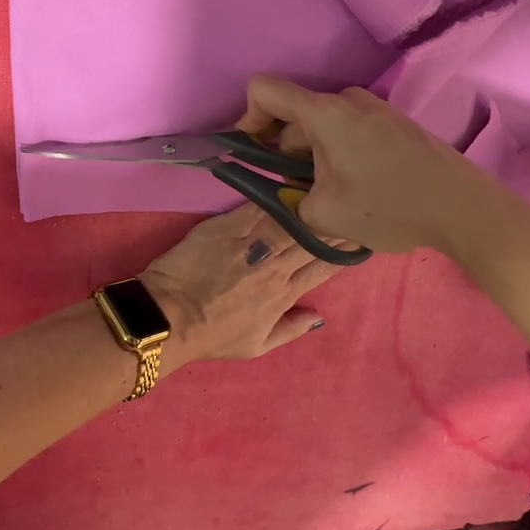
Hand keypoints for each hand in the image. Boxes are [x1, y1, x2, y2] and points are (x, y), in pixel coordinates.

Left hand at [137, 203, 341, 366]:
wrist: (171, 316)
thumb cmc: (211, 335)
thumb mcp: (257, 345)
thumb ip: (291, 329)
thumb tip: (318, 317)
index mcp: (285, 294)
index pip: (323, 267)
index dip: (344, 250)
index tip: (358, 234)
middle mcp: (275, 266)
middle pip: (312, 239)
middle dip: (331, 222)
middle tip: (348, 203)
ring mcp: (251, 244)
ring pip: (289, 220)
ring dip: (308, 205)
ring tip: (326, 188)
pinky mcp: (225, 226)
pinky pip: (256, 207)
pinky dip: (274, 196)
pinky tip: (289, 184)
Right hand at [235, 75, 517, 254]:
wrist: (466, 210)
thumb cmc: (389, 206)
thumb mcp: (325, 215)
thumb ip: (290, 202)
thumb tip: (289, 195)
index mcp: (324, 112)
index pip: (263, 89)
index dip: (247, 117)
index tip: (256, 152)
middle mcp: (346, 99)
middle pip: (294, 113)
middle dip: (286, 149)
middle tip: (302, 189)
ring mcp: (375, 107)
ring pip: (322, 123)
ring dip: (314, 153)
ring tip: (335, 193)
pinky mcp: (395, 122)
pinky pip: (349, 127)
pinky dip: (339, 151)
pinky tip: (362, 186)